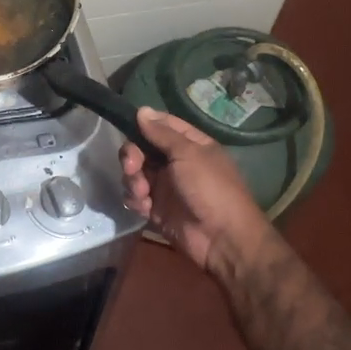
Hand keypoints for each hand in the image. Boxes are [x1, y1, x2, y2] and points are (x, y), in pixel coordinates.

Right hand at [120, 107, 274, 281]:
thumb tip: (142, 110)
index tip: (128, 124)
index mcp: (190, 146)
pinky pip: (135, 197)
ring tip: (143, 193)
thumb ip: (162, 133)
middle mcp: (175, 163)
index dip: (144, 124)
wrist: (222, 239)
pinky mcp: (155, 209)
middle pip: (141, 149)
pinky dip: (135, 200)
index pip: (162, 126)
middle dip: (132, 156)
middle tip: (132, 166)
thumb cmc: (211, 189)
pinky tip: (145, 208)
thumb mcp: (189, 155)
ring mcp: (164, 186)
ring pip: (134, 173)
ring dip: (132, 180)